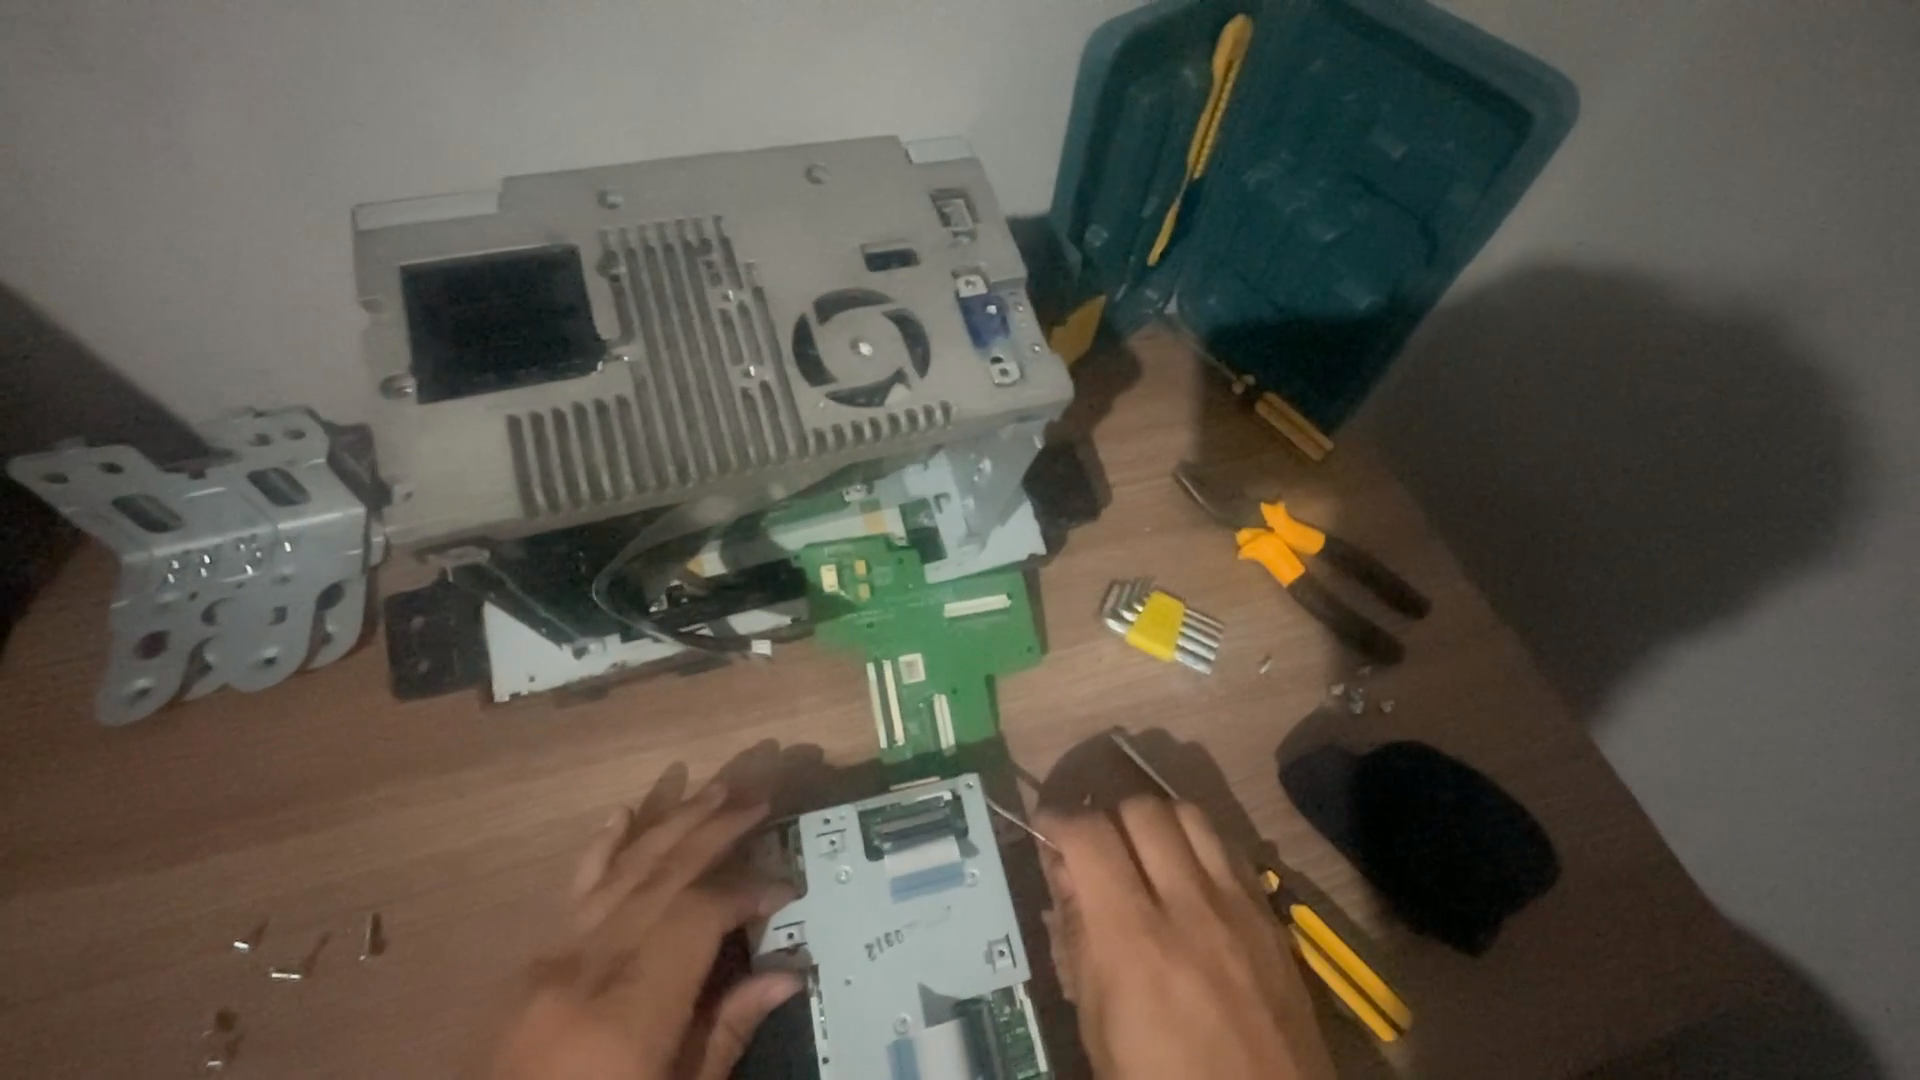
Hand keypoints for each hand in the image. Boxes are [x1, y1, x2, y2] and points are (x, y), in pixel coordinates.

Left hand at [491, 773, 800, 1079]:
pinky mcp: (528, 971)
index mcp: (625, 1014)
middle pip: (660, 878)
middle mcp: (583, 974)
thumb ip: (726, 1032)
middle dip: (714, 832)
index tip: (787, 890)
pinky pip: (570, 896)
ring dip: (669, 824)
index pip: (697, 917)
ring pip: (619, 873)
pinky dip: (601, 850)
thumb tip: (787, 974)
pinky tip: (622, 813)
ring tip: (712, 789)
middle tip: (758, 800)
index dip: (746, 891)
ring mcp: (547, 966)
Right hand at [1035, 796, 1338, 1079]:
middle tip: (1095, 846)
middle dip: (1107, 817)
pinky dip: (1198, 843)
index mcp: (1134, 942)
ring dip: (1155, 822)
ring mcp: (1238, 907)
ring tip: (1141, 851)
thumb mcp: (1096, 1027)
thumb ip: (1077, 940)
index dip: (1058, 819)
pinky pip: (1229, 847)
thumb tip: (1062, 873)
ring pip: (1190, 814)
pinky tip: (1187, 873)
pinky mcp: (1270, 917)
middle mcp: (1189, 907)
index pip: (1089, 836)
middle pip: (1142, 810)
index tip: (1046, 827)